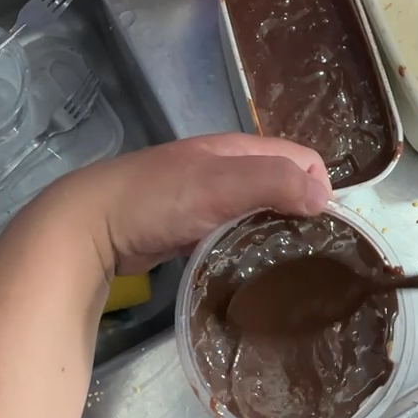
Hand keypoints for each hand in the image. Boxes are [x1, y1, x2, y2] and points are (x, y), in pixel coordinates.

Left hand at [41, 133, 331, 277]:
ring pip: (257, 209)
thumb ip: (273, 183)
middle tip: (307, 256)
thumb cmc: (159, 199)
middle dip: (299, 212)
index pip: (302, 159)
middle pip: (282, 184)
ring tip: (282, 268)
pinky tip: (244, 268)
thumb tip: (325, 197)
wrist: (92, 224)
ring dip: (272, 231)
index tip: (322, 231)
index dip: (319, 189)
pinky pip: (232, 229)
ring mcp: (206, 195)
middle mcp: (227, 167)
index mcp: (239, 150)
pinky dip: (245, 243)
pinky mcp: (190, 222)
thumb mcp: (221, 185)